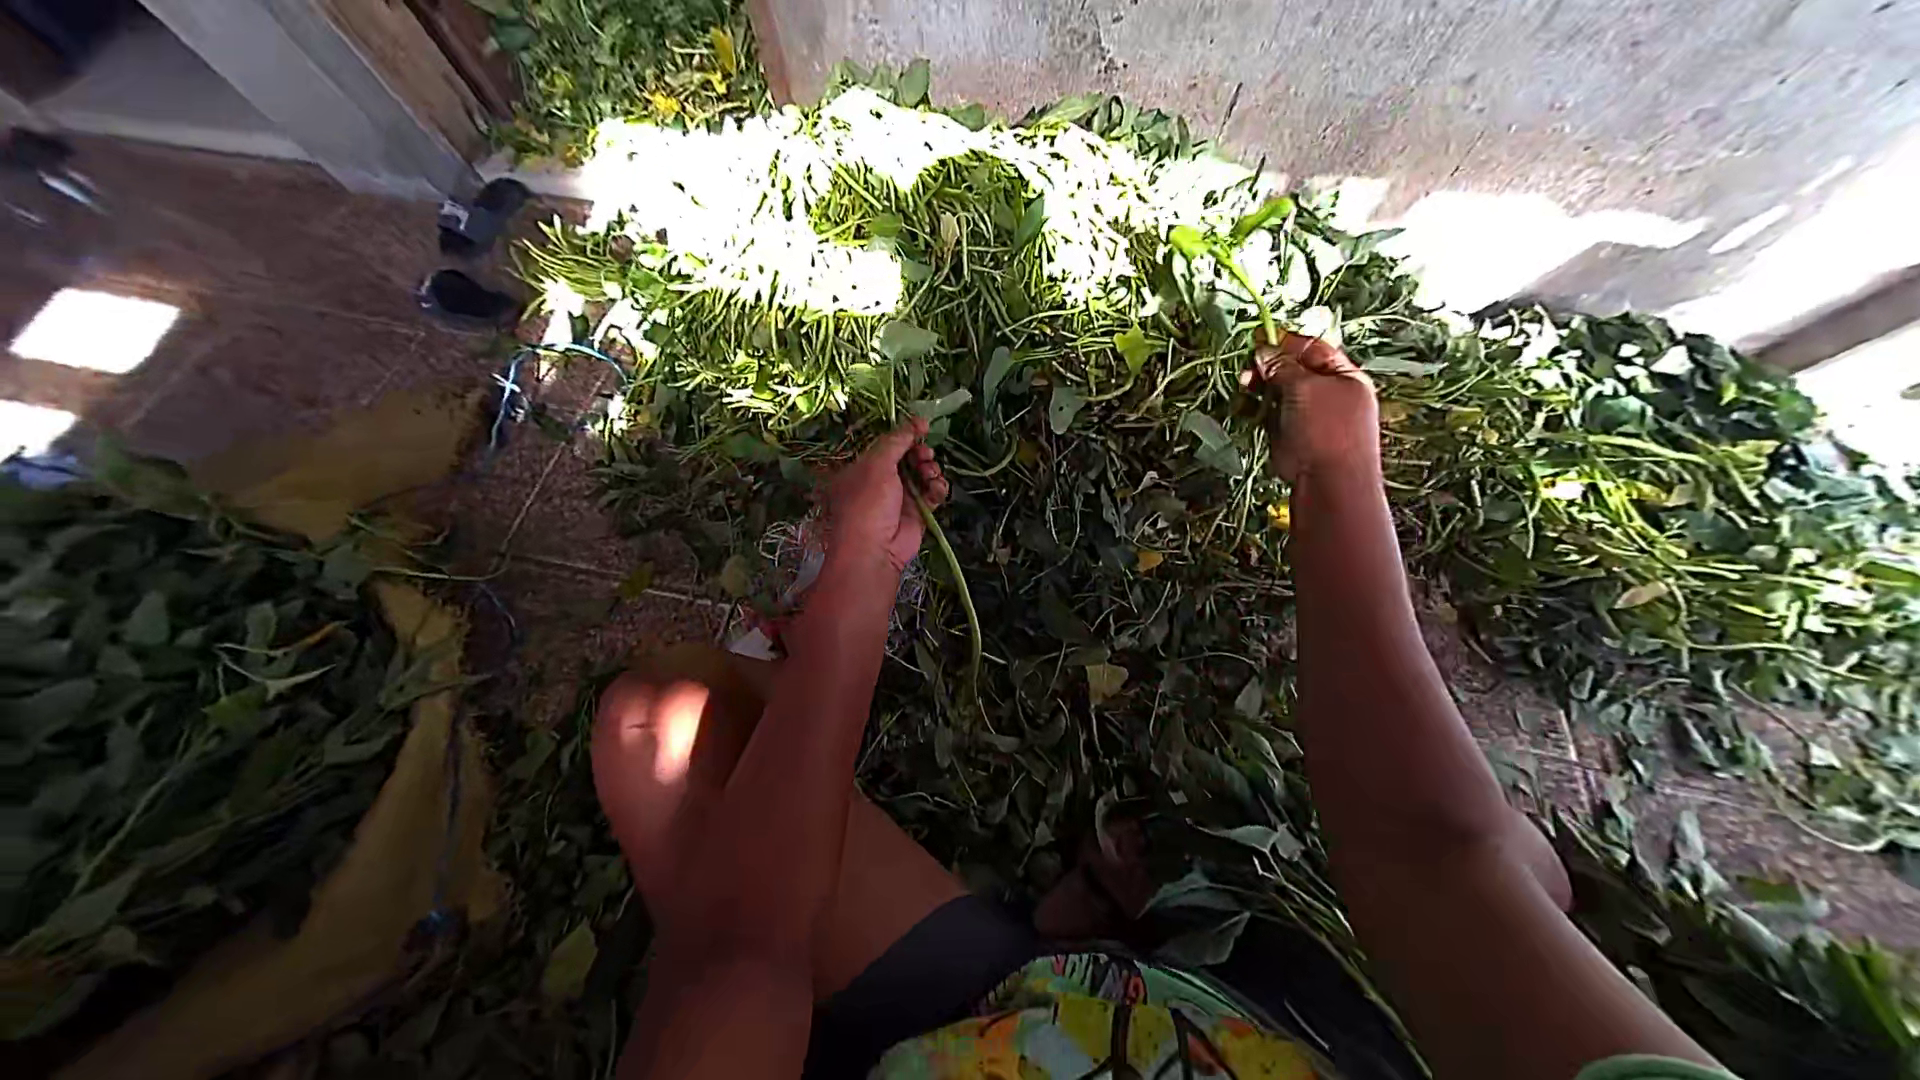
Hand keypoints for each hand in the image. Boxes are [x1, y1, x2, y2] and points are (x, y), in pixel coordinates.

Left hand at [824, 417, 948, 573]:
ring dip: (930, 469)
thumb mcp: (877, 464)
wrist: (874, 550)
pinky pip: (933, 493)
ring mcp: (901, 497)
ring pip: (923, 473)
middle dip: (920, 452)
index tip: (924, 427)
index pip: (889, 444)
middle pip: (909, 457)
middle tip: (925, 455)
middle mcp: (882, 480)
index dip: (907, 434)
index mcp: (865, 467)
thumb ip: (897, 440)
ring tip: (929, 474)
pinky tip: (936, 490)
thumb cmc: (868, 503)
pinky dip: (937, 488)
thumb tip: (917, 420)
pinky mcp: (919, 512)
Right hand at [1241, 331, 1379, 485]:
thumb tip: (1264, 351)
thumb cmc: (1327, 429)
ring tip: (1245, 388)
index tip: (1259, 340)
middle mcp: (1325, 392)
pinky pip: (1268, 413)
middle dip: (1267, 367)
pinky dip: (1255, 408)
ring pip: (1276, 391)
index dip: (1285, 342)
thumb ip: (1282, 366)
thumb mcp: (1305, 387)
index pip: (1311, 348)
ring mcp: (1305, 413)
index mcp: (1342, 375)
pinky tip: (1245, 406)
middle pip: (1291, 369)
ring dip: (1258, 387)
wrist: (1326, 478)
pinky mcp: (1287, 431)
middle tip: (1248, 370)